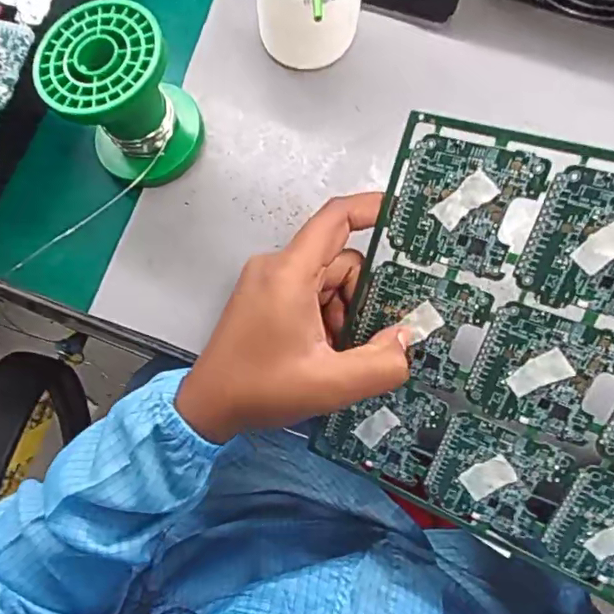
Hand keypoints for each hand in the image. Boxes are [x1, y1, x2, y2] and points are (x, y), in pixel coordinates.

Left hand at [176, 193, 411, 441]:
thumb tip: (405, 340)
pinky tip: (321, 351)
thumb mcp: (330, 384)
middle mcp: (275, 268)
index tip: (404, 212)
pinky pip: (310, 293)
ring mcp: (267, 282)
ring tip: (333, 353)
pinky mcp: (264, 297)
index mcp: (288, 274)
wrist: (209, 406)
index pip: (336, 219)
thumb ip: (381, 363)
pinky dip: (326, 318)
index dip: (374, 208)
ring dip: (344, 313)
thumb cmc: (255, 390)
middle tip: (362, 338)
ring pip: (329, 281)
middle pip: (341, 261)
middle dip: (361, 298)